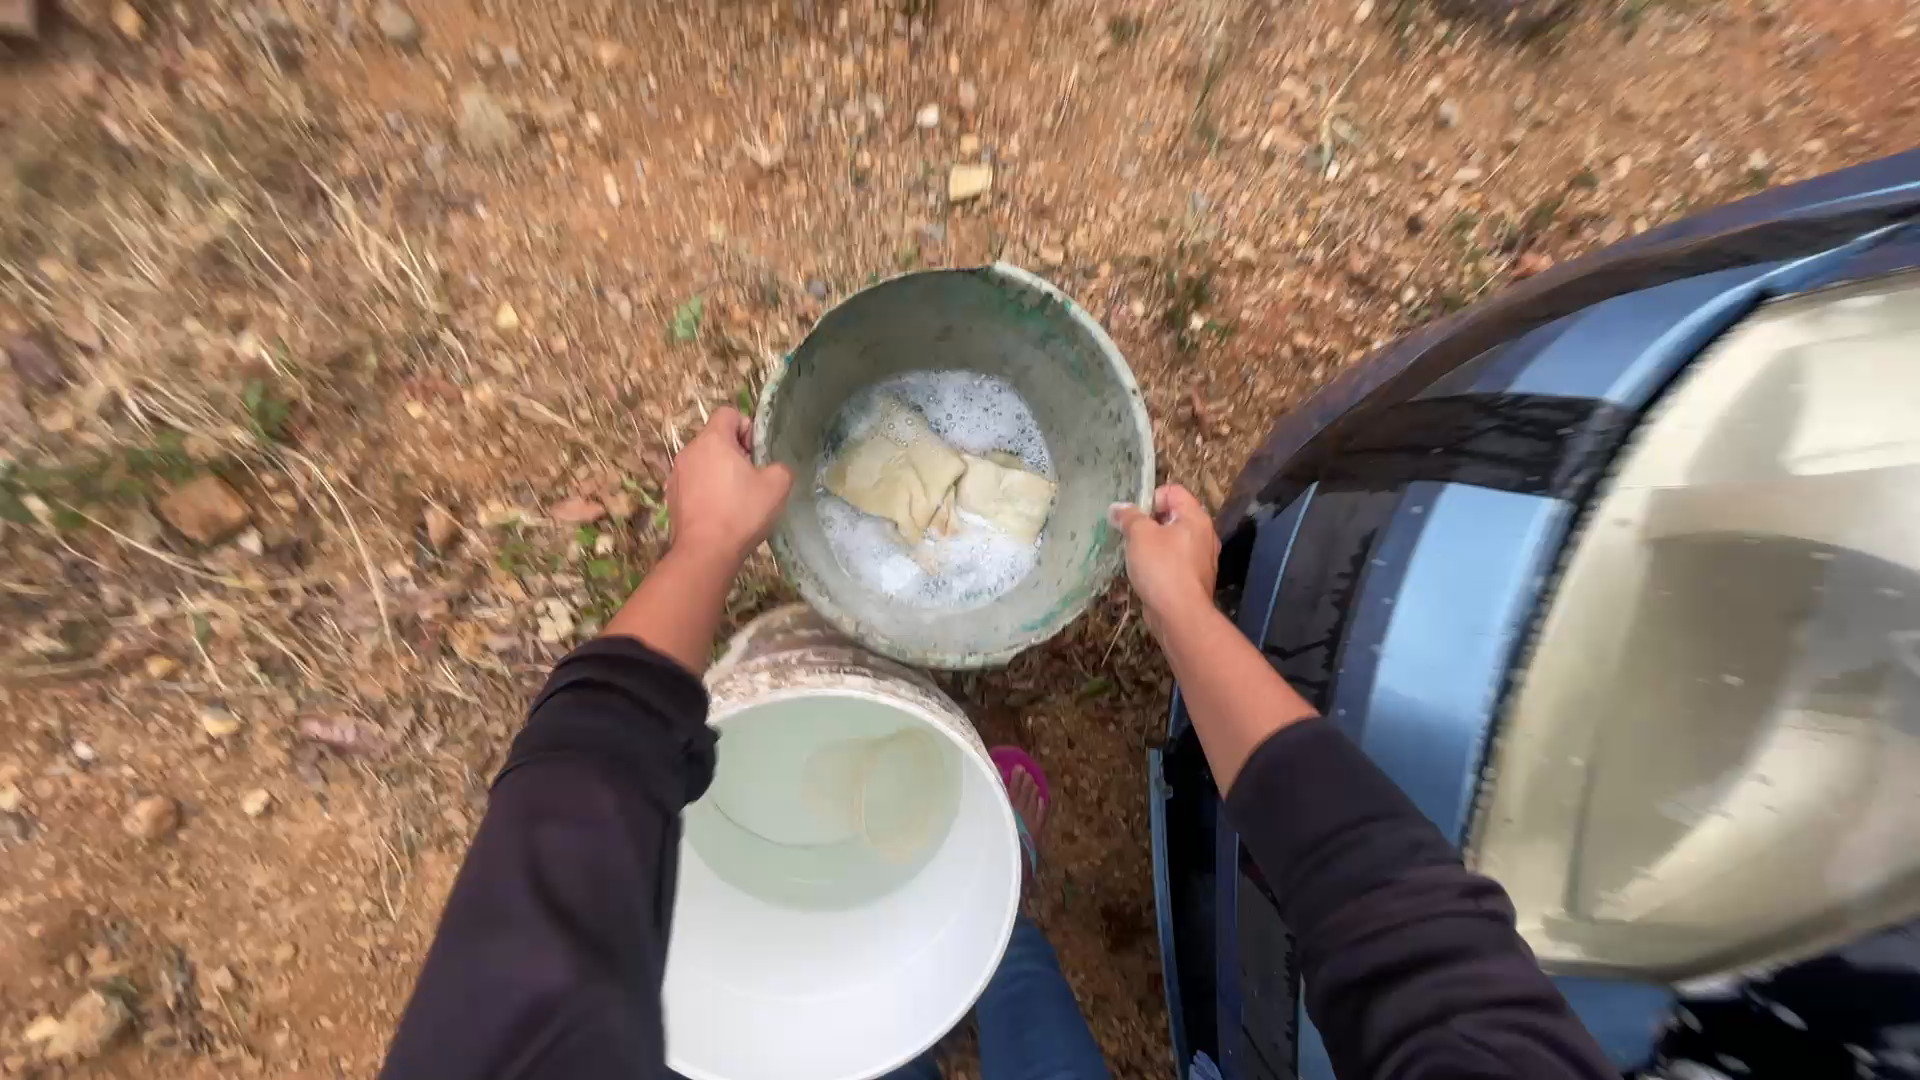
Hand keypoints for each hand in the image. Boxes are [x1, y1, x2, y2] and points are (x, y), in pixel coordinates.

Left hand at [667, 407, 794, 566]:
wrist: (706, 551)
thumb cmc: (742, 512)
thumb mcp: (777, 486)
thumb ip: (781, 467)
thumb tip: (774, 469)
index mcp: (713, 440)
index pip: (729, 413)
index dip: (747, 428)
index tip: (757, 454)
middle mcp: (689, 451)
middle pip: (716, 439)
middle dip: (736, 454)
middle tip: (752, 479)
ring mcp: (676, 475)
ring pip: (705, 462)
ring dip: (721, 473)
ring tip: (737, 499)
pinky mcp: (672, 497)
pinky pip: (694, 483)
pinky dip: (708, 491)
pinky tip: (721, 513)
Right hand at [1109, 485, 1219, 634]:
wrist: (1180, 614)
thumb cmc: (1161, 567)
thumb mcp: (1139, 535)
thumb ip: (1128, 517)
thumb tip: (1117, 507)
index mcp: (1195, 517)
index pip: (1173, 491)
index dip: (1150, 499)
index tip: (1134, 517)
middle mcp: (1204, 535)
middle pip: (1173, 515)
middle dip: (1148, 523)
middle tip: (1131, 536)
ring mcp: (1202, 558)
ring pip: (1173, 540)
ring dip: (1153, 544)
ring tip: (1136, 555)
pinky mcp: (1194, 578)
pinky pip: (1175, 561)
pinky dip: (1160, 563)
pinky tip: (1147, 574)